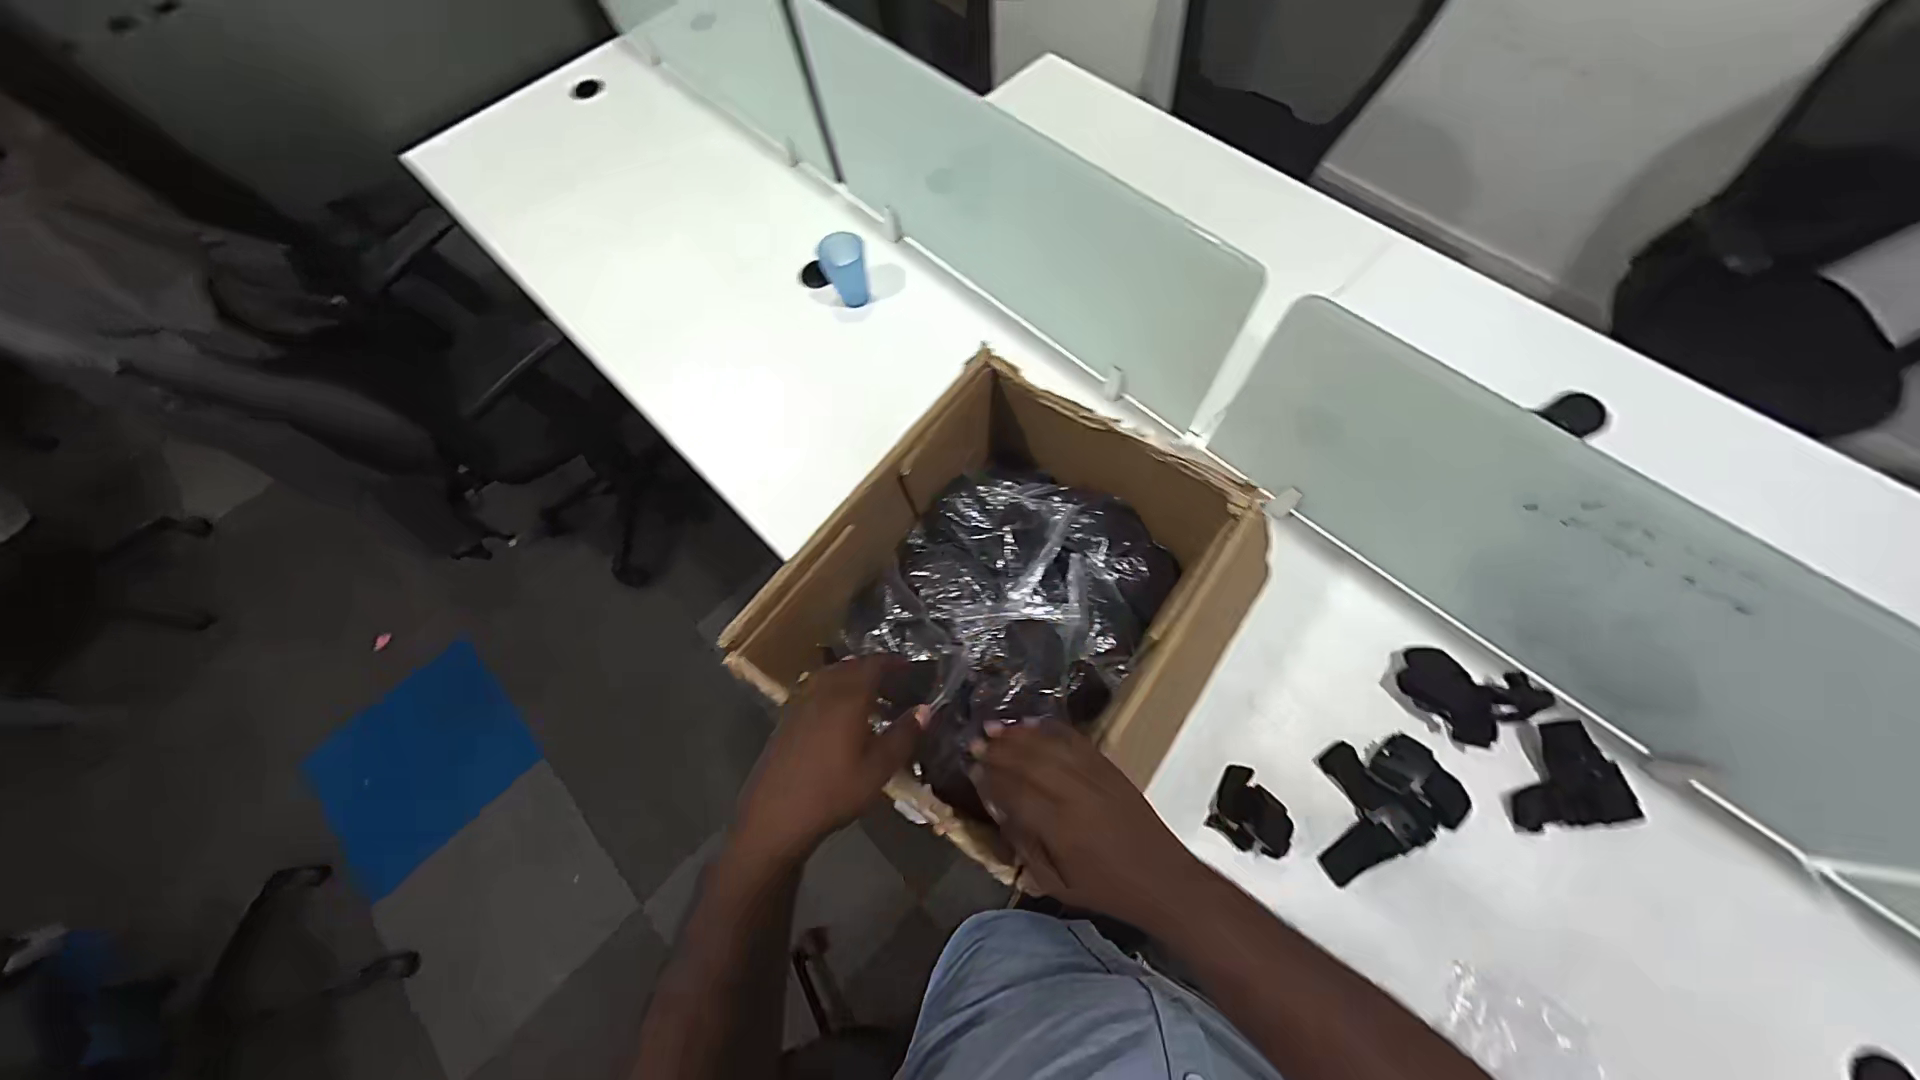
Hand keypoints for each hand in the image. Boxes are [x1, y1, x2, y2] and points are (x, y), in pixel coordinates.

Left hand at [733, 655, 924, 862]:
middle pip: (849, 666)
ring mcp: (799, 705)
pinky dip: (831, 688)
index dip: (891, 662)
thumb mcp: (878, 769)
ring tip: (867, 690)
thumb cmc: (833, 792)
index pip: (872, 665)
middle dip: (871, 666)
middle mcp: (822, 693)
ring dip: (849, 675)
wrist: (775, 816)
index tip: (908, 665)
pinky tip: (836, 710)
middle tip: (891, 678)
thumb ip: (903, 736)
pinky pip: (813, 689)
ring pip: (828, 675)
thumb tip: (925, 709)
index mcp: (848, 698)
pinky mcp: (786, 720)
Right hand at [970, 720, 1205, 930]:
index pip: (1014, 792)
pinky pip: (1075, 740)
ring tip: (994, 727)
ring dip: (1019, 735)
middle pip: (1028, 762)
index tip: (972, 770)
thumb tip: (1001, 814)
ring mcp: (1094, 776)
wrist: (1162, 878)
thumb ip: (1024, 847)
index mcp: (1059, 827)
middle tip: (975, 743)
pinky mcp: (1108, 767)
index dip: (990, 779)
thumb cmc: (1106, 888)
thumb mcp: (1056, 884)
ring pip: (1049, 746)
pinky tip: (1032, 724)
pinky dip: (1050, 729)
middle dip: (998, 751)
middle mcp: (1074, 794)